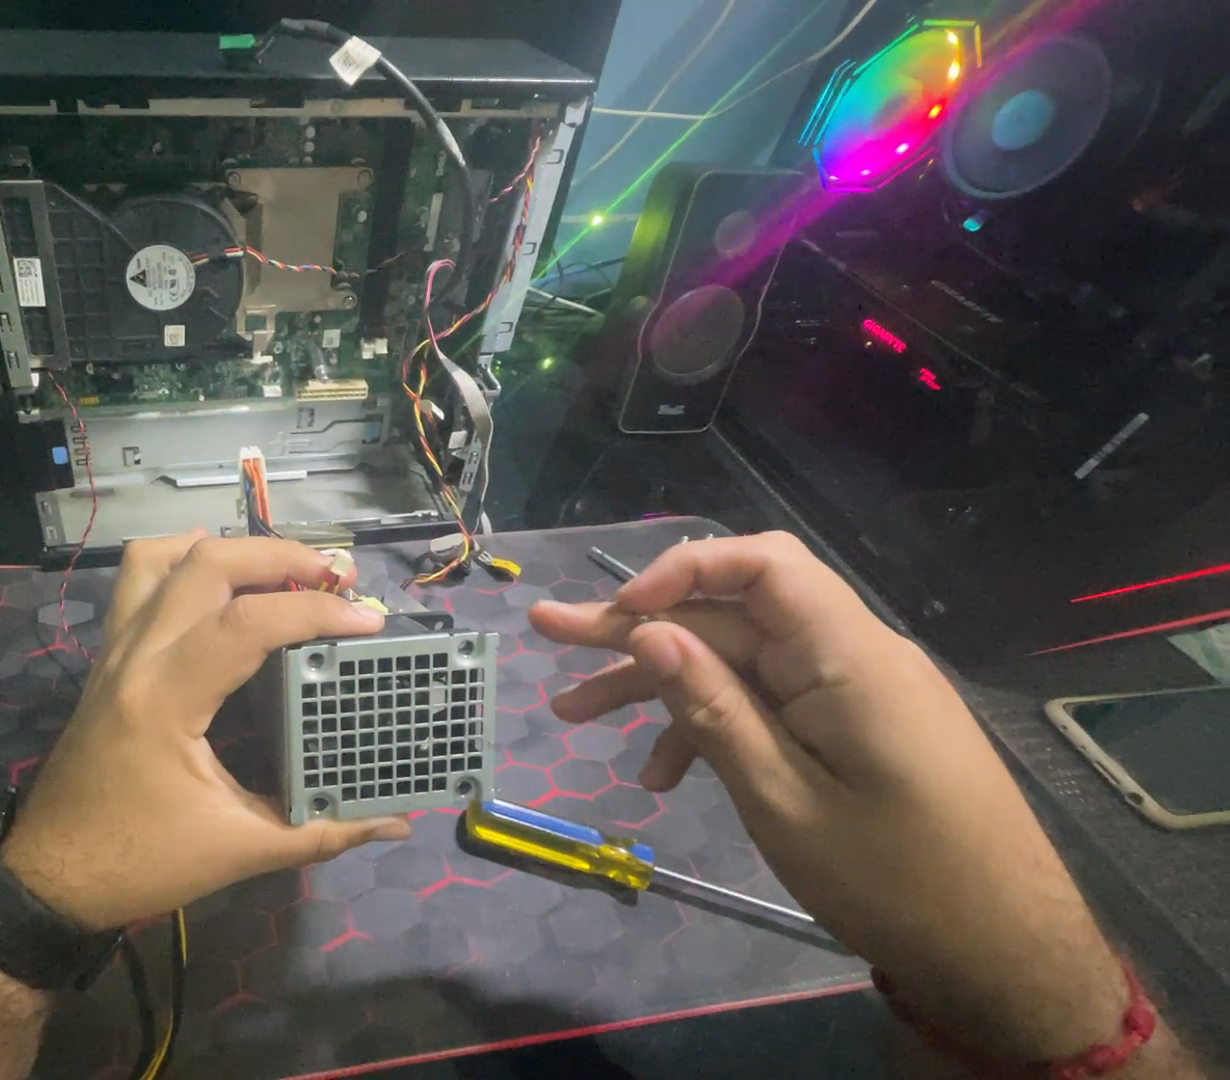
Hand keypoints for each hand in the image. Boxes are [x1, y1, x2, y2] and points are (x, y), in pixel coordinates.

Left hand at [0, 534, 410, 931]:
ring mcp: (115, 648)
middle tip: (333, 576)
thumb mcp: (238, 851)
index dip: (314, 612)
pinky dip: (180, 558)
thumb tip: (396, 824)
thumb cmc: (140, 862)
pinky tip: (217, 576)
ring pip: (163, 557)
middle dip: (279, 555)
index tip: (367, 621)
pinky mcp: (109, 653)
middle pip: (206, 565)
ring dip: (228, 549)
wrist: (50, 873)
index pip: (247, 623)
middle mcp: (135, 655)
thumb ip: (322, 832)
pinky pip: (138, 578)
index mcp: (166, 699)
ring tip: (278, 568)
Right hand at [529, 533, 1128, 1060]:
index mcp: (847, 658)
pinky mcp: (835, 723)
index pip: (763, 564)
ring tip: (572, 712)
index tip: (620, 610)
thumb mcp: (782, 799)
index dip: (681, 570)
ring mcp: (838, 690)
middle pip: (724, 616)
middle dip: (632, 628)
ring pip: (727, 661)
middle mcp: (843, 655)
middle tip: (548, 631)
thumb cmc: (896, 884)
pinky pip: (756, 703)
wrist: (1004, 965)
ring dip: (651, 684)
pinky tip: (658, 773)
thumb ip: (712, 708)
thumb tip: (648, 632)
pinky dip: (702, 726)